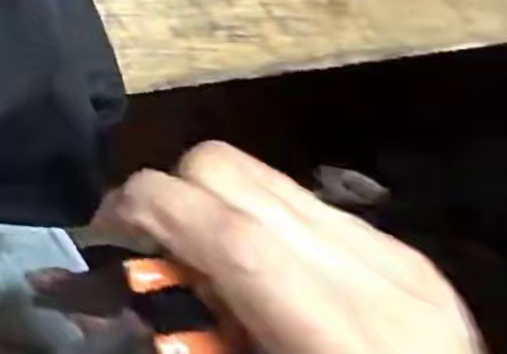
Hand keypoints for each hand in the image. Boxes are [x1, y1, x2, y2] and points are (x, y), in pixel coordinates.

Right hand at [100, 143, 480, 353]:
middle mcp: (377, 281)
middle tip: (152, 248)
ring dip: (205, 200)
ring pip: (253, 170)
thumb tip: (108, 290)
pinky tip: (259, 271)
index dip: (151, 211)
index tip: (105, 226)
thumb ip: (187, 343)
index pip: (232, 235)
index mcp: (347, 343)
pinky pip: (290, 196)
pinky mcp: (401, 253)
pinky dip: (250, 216)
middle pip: (226, 170)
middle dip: (168, 194)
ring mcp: (394, 258)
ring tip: (203, 258)